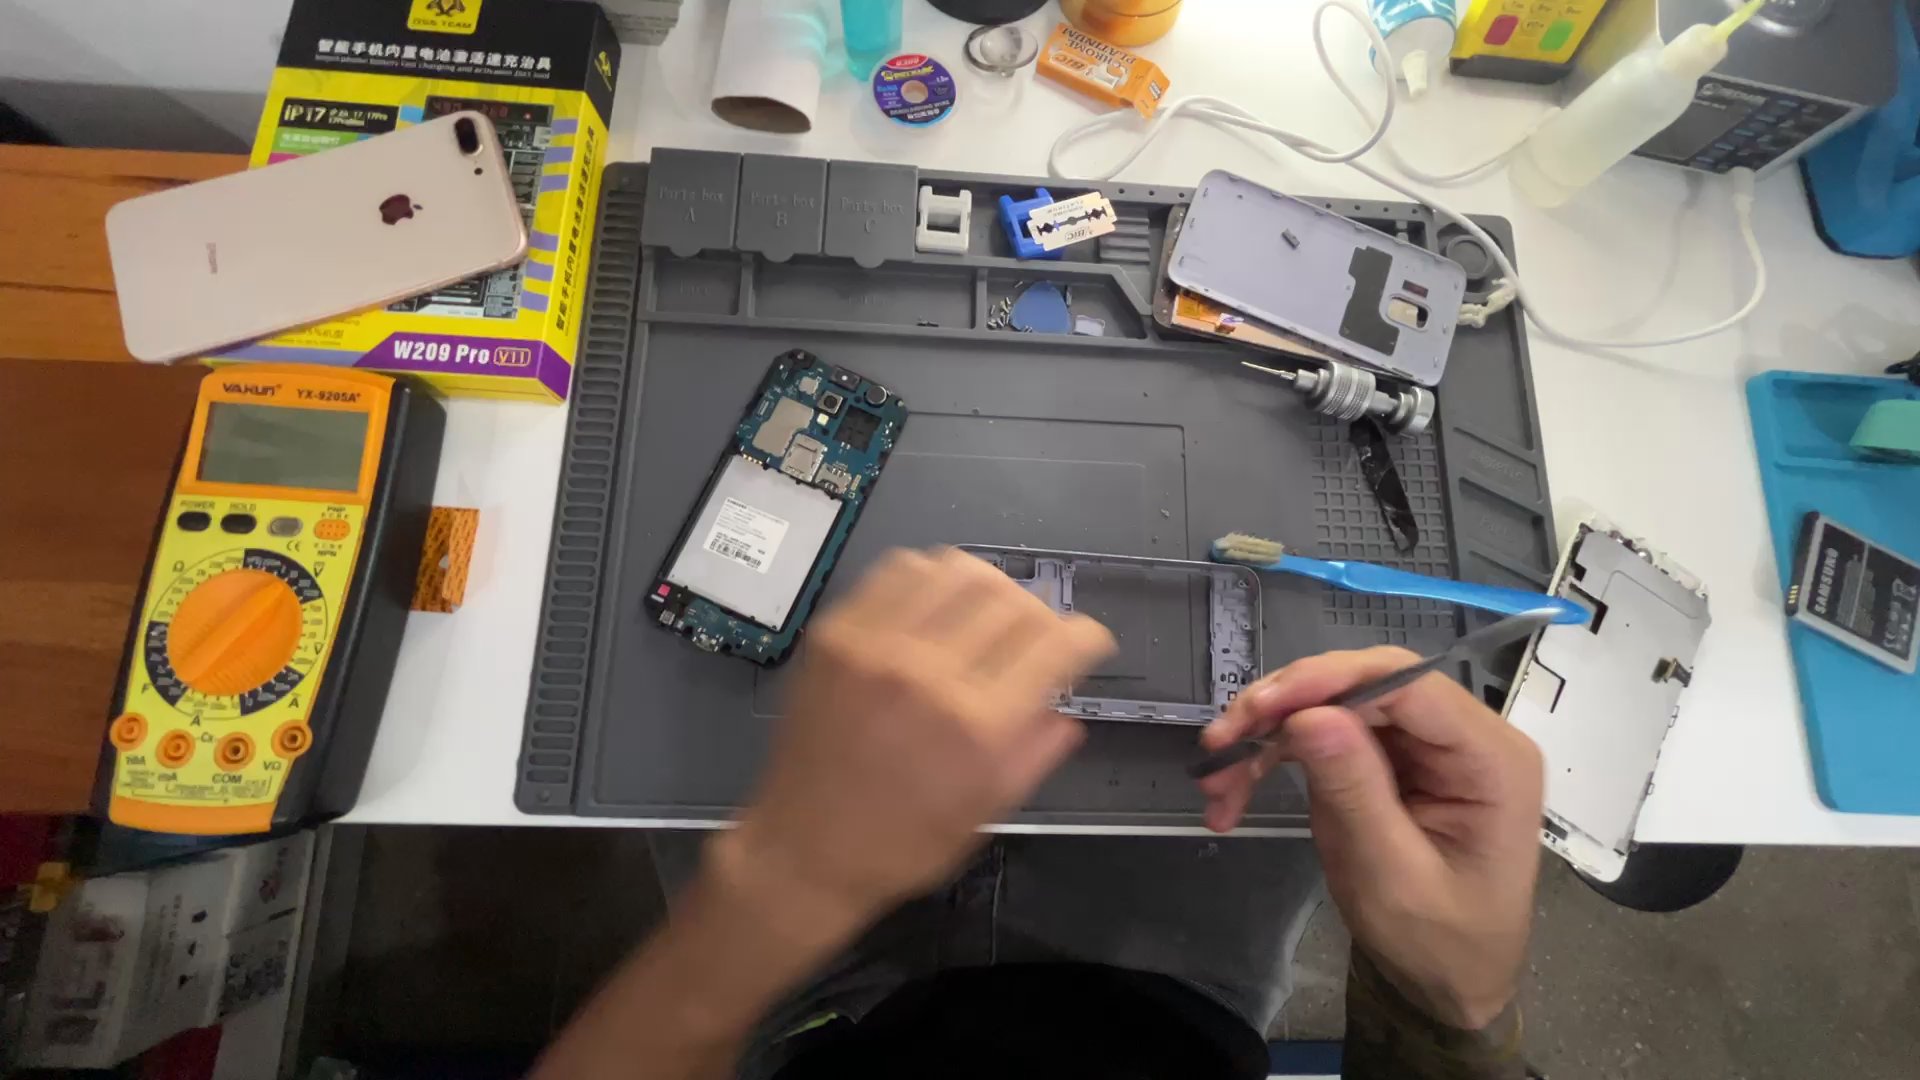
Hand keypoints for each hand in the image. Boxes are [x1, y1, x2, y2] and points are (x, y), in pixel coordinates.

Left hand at [729, 547, 1115, 925]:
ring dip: (989, 586)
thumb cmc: (901, 844)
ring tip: (987, 614)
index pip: (1054, 644)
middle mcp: (927, 670)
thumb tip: (1068, 709)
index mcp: (975, 724)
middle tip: (1036, 635)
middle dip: (1040, 612)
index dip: (1086, 634)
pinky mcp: (837, 632)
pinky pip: (897, 571)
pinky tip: (934, 606)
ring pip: (956, 569)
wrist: (801, 849)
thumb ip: (1036, 752)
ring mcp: (875, 643)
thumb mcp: (985, 812)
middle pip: (1011, 597)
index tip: (1088, 639)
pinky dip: (931, 578)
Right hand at [1198, 647, 1543, 1030]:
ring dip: (1260, 734)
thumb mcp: (1393, 875)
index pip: (1403, 682)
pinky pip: (1308, 731)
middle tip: (1221, 742)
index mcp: (1487, 756)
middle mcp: (1450, 733)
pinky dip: (1264, 755)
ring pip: (1319, 702)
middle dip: (1279, 708)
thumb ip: (1355, 791)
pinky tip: (1230, 789)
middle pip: (1352, 683)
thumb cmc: (1437, 942)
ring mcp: (1408, 740)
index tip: (1260, 708)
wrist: (1439, 982)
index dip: (1327, 680)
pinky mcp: (1373, 752)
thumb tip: (1308, 716)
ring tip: (1214, 779)